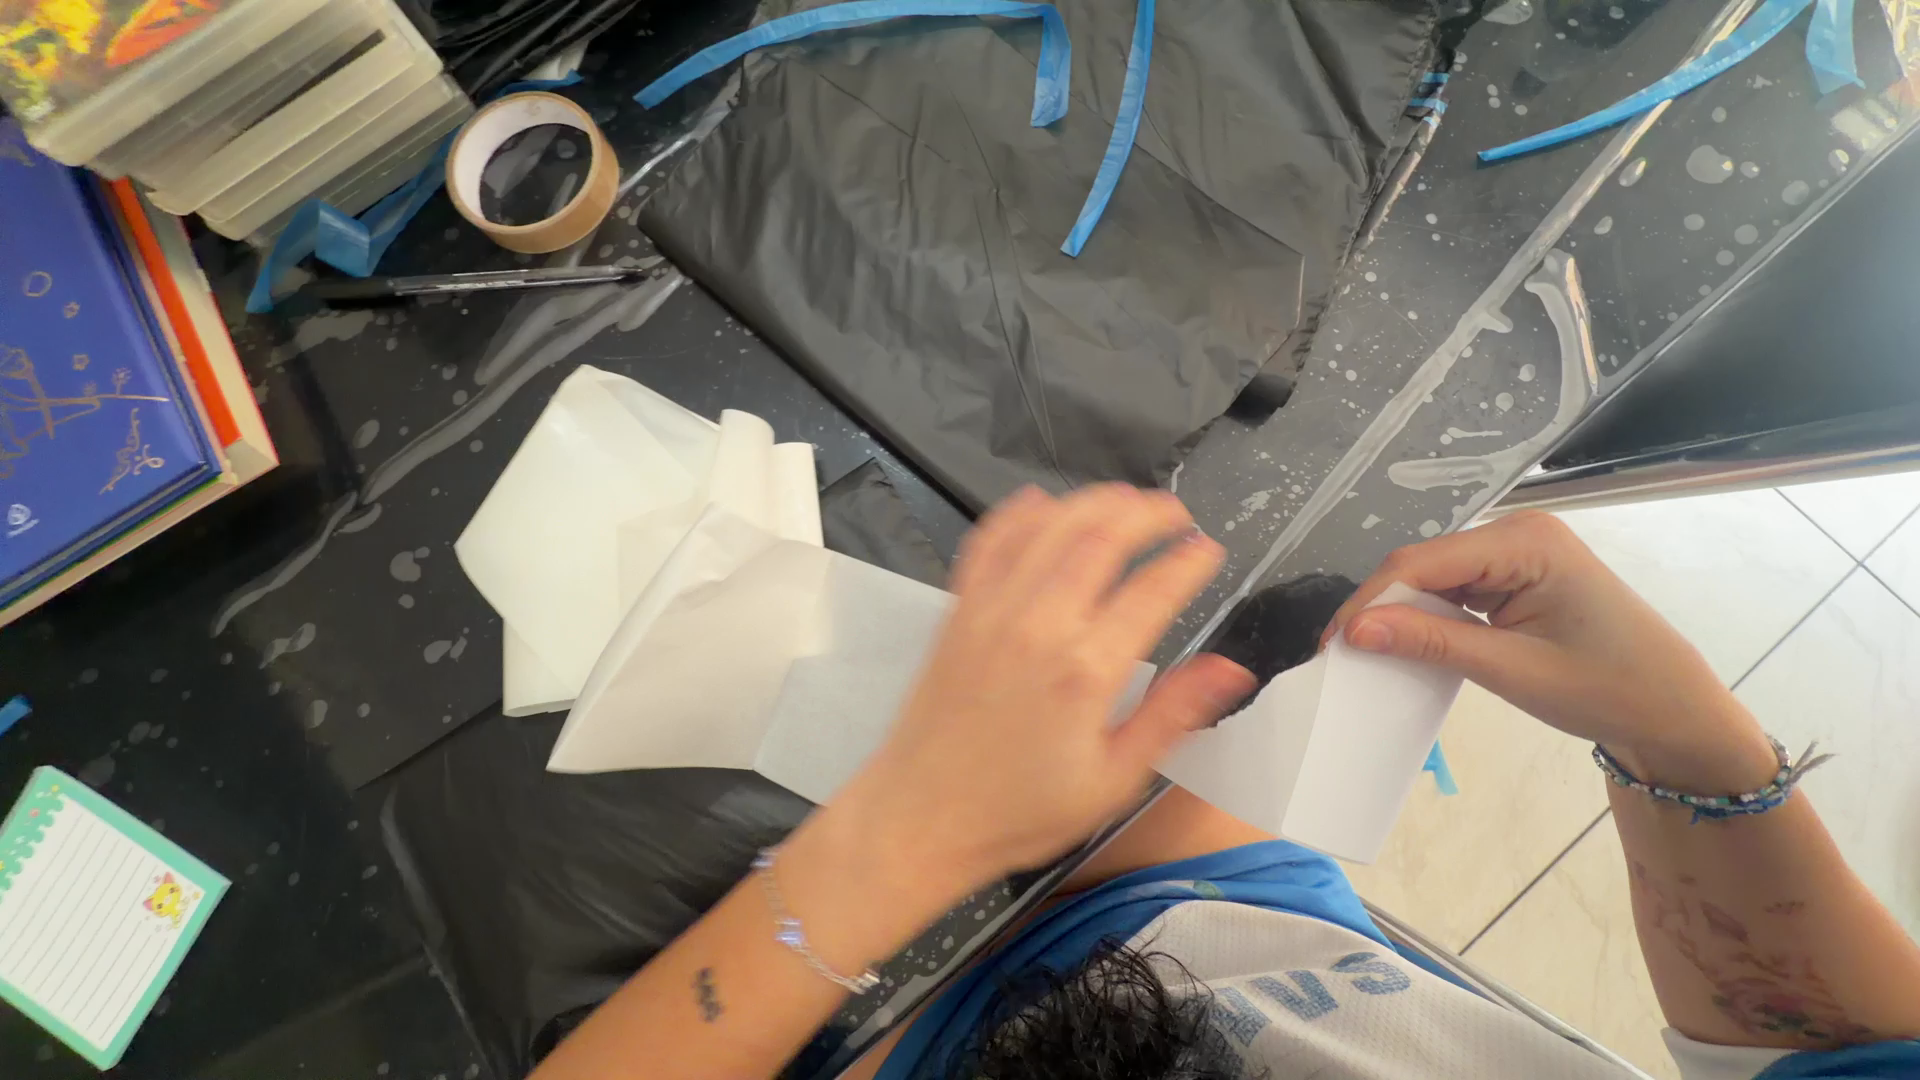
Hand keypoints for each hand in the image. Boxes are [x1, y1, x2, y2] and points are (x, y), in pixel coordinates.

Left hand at [833, 485, 1255, 893]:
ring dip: (1091, 502)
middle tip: (1175, 511)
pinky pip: (989, 542)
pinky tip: (1041, 501)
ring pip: (1047, 527)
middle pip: (1099, 538)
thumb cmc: (1022, 809)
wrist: (921, 815)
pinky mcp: (957, 608)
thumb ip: (1171, 715)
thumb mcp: (1112, 780)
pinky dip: (1017, 513)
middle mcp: (1037, 623)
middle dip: (1145, 513)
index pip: (1151, 592)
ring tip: (1127, 498)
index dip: (1187, 564)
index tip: (1209, 550)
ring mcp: (990, 608)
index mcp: (1084, 670)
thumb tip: (1231, 668)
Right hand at [1323, 511, 1775, 790]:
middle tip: (1343, 650)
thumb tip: (1353, 631)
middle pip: (1420, 564)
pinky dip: (1423, 615)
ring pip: (1428, 575)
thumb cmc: (1609, 690)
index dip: (1371, 601)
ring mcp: (1513, 551)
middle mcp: (1515, 532)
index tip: (1334, 643)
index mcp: (1525, 542)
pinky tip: (1404, 638)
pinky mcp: (1511, 572)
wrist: (1676, 715)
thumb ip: (1429, 642)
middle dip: (1379, 606)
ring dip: (1397, 611)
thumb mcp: (1512, 669)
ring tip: (1365, 647)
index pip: (1421, 563)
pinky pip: (1449, 587)